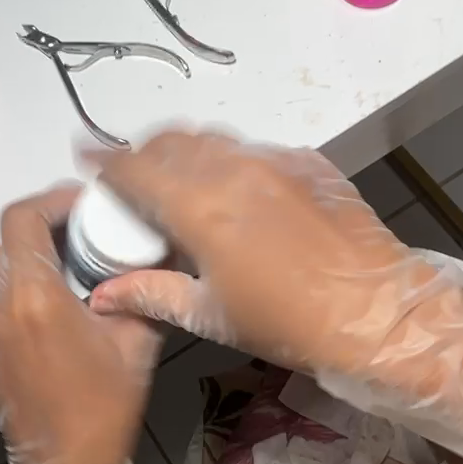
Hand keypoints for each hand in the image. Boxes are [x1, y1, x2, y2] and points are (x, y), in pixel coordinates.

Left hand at [0, 184, 160, 463]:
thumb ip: (140, 288)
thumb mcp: (137, 341)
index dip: (52, 201)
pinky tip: (37, 299)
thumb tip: (152, 251)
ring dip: (20, 256)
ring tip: (58, 265)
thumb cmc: (105, 406)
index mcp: (33, 299)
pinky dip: (4, 284)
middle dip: (43, 229)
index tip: (83, 208)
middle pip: (5, 240)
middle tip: (81, 236)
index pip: (22, 219)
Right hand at [87, 131, 462, 463]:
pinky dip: (232, 162)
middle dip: (144, 153)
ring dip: (187, 154)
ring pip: (215, 140)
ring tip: (182, 184)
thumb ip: (151, 294)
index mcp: (200, 206)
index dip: (103, 161)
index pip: (135, 168)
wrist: (376, 313)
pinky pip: (256, 150)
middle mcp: (234, 169)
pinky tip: (239, 195)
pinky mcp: (309, 163)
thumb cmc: (286, 323)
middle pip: (171, 141)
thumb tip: (103, 295)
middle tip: (134, 180)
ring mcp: (276, 160)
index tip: (86, 157)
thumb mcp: (210, 316)